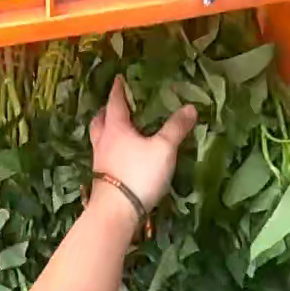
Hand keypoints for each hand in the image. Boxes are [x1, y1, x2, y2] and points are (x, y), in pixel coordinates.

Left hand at [87, 76, 195, 210]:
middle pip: (100, 120)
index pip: (115, 102)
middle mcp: (103, 141)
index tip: (119, 79)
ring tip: (115, 129)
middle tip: (113, 106)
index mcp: (116, 128)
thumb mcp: (163, 149)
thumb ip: (176, 128)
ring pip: (99, 139)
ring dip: (105, 130)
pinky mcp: (101, 178)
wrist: (116, 211)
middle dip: (106, 111)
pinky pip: (103, 156)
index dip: (118, 90)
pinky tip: (118, 155)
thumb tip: (190, 108)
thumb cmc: (138, 174)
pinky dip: (109, 150)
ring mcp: (100, 161)